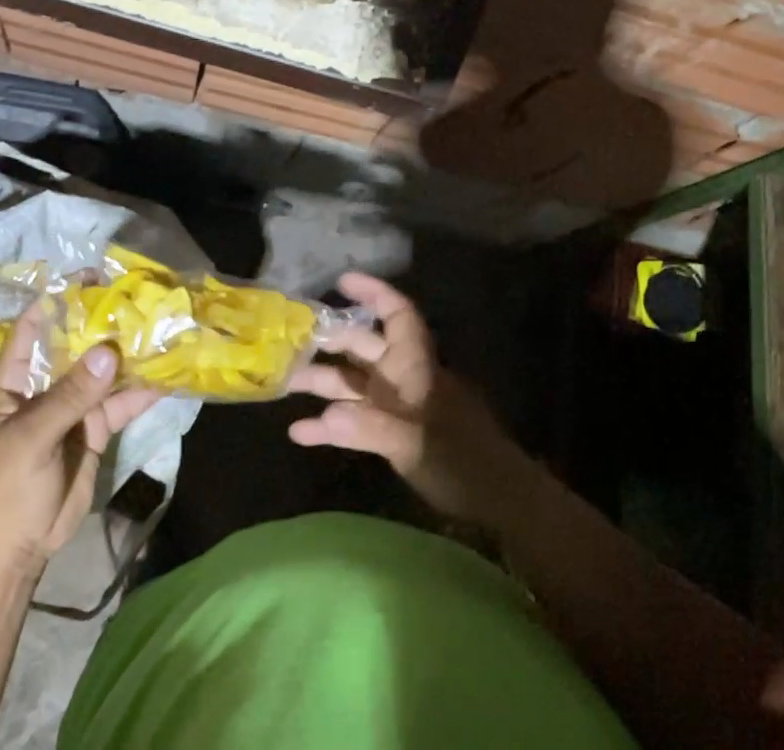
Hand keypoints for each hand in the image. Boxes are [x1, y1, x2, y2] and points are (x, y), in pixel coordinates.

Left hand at [0, 308, 161, 579]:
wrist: (17, 547)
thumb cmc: (6, 488)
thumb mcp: (32, 438)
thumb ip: (70, 396)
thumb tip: (108, 351)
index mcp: (13, 381)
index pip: (32, 329)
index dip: (57, 302)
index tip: (90, 279)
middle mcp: (43, 387)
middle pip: (75, 346)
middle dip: (103, 324)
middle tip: (140, 299)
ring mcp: (71, 409)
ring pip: (103, 374)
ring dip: (129, 356)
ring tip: (163, 330)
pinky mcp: (95, 431)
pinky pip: (120, 404)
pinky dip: (142, 392)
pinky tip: (168, 374)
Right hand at [286, 272, 540, 530]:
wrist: (501, 503)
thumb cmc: (465, 464)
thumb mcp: (418, 445)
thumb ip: (371, 428)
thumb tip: (325, 415)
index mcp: (417, 368)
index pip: (398, 316)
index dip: (374, 293)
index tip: (340, 280)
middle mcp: (405, 380)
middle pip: (365, 348)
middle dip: (329, 341)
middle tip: (288, 339)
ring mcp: (400, 409)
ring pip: (356, 384)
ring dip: (322, 383)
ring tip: (283, 384)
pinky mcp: (396, 436)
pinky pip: (357, 422)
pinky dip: (331, 426)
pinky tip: (300, 433)